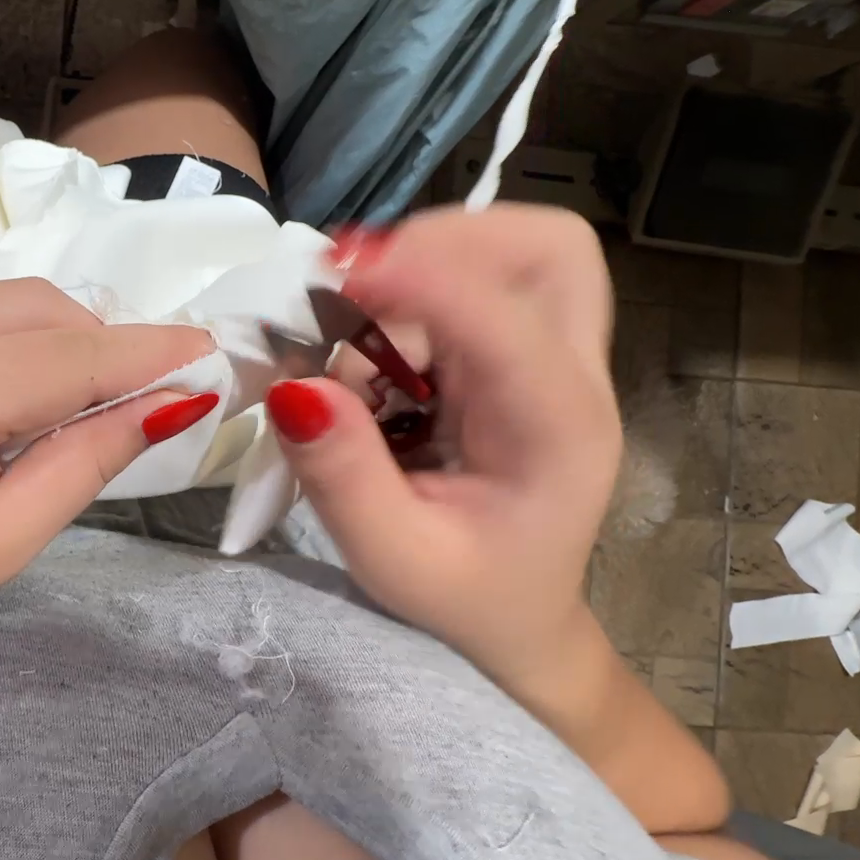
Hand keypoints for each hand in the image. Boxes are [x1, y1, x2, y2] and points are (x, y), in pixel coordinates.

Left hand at [0, 278, 215, 665]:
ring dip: (66, 334)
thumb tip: (170, 402)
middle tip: (156, 391)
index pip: (66, 358)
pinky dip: (21, 338)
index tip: (215, 352)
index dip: (147, 353)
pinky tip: (39, 387)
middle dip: (107, 340)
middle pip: (37, 308)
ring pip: (4, 303)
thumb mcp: (6, 538)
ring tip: (101, 394)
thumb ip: (87, 459)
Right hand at [266, 205, 621, 676]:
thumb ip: (343, 477)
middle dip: (442, 241)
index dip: (418, 278)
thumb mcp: (390, 556)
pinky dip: (395, 308)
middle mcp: (565, 377)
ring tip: (339, 355)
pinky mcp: (505, 363)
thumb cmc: (461, 598)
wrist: (512, 618)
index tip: (327, 276)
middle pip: (543, 250)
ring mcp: (540, 364)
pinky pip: (459, 295)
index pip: (503, 317)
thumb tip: (294, 387)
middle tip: (350, 280)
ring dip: (403, 283)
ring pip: (497, 262)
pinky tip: (359, 368)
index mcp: (556, 429)